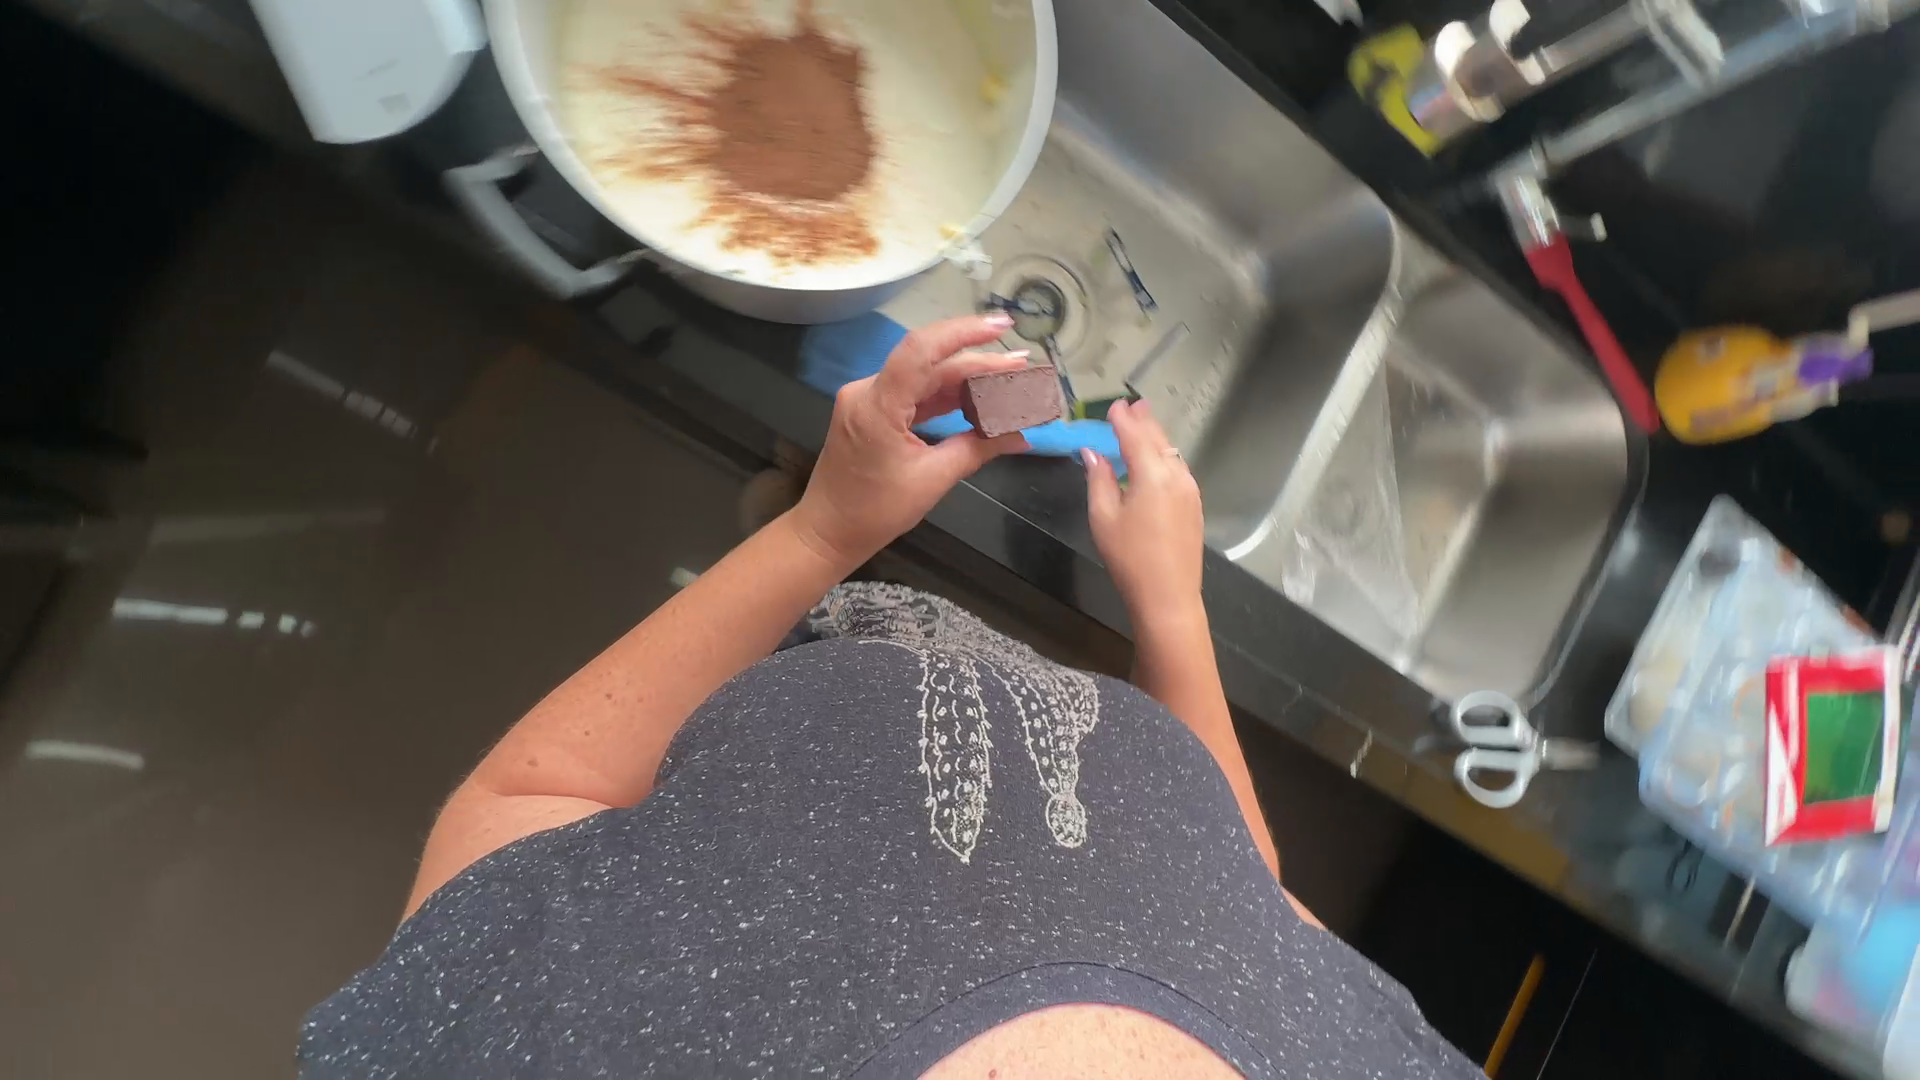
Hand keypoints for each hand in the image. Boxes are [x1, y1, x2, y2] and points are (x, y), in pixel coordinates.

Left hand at [791, 314, 1031, 567]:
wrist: (828, 532)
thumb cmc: (875, 512)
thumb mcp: (932, 480)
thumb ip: (977, 449)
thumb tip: (1022, 437)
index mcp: (878, 406)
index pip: (921, 350)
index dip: (964, 333)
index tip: (1002, 327)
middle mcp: (868, 391)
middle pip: (930, 364)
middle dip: (979, 364)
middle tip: (1024, 366)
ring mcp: (867, 400)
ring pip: (924, 378)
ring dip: (966, 379)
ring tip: (1010, 379)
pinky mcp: (871, 412)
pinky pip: (914, 395)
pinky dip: (946, 397)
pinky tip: (979, 397)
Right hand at [1084, 399, 1205, 625]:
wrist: (1168, 595)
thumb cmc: (1129, 557)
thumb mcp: (1103, 517)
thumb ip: (1098, 479)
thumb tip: (1093, 454)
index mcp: (1152, 474)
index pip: (1135, 436)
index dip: (1122, 419)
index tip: (1112, 406)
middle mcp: (1177, 475)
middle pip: (1159, 440)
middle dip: (1144, 421)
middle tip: (1133, 405)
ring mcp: (1190, 491)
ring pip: (1172, 454)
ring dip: (1156, 438)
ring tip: (1144, 425)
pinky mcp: (1195, 507)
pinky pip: (1178, 470)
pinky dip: (1165, 457)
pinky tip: (1156, 461)